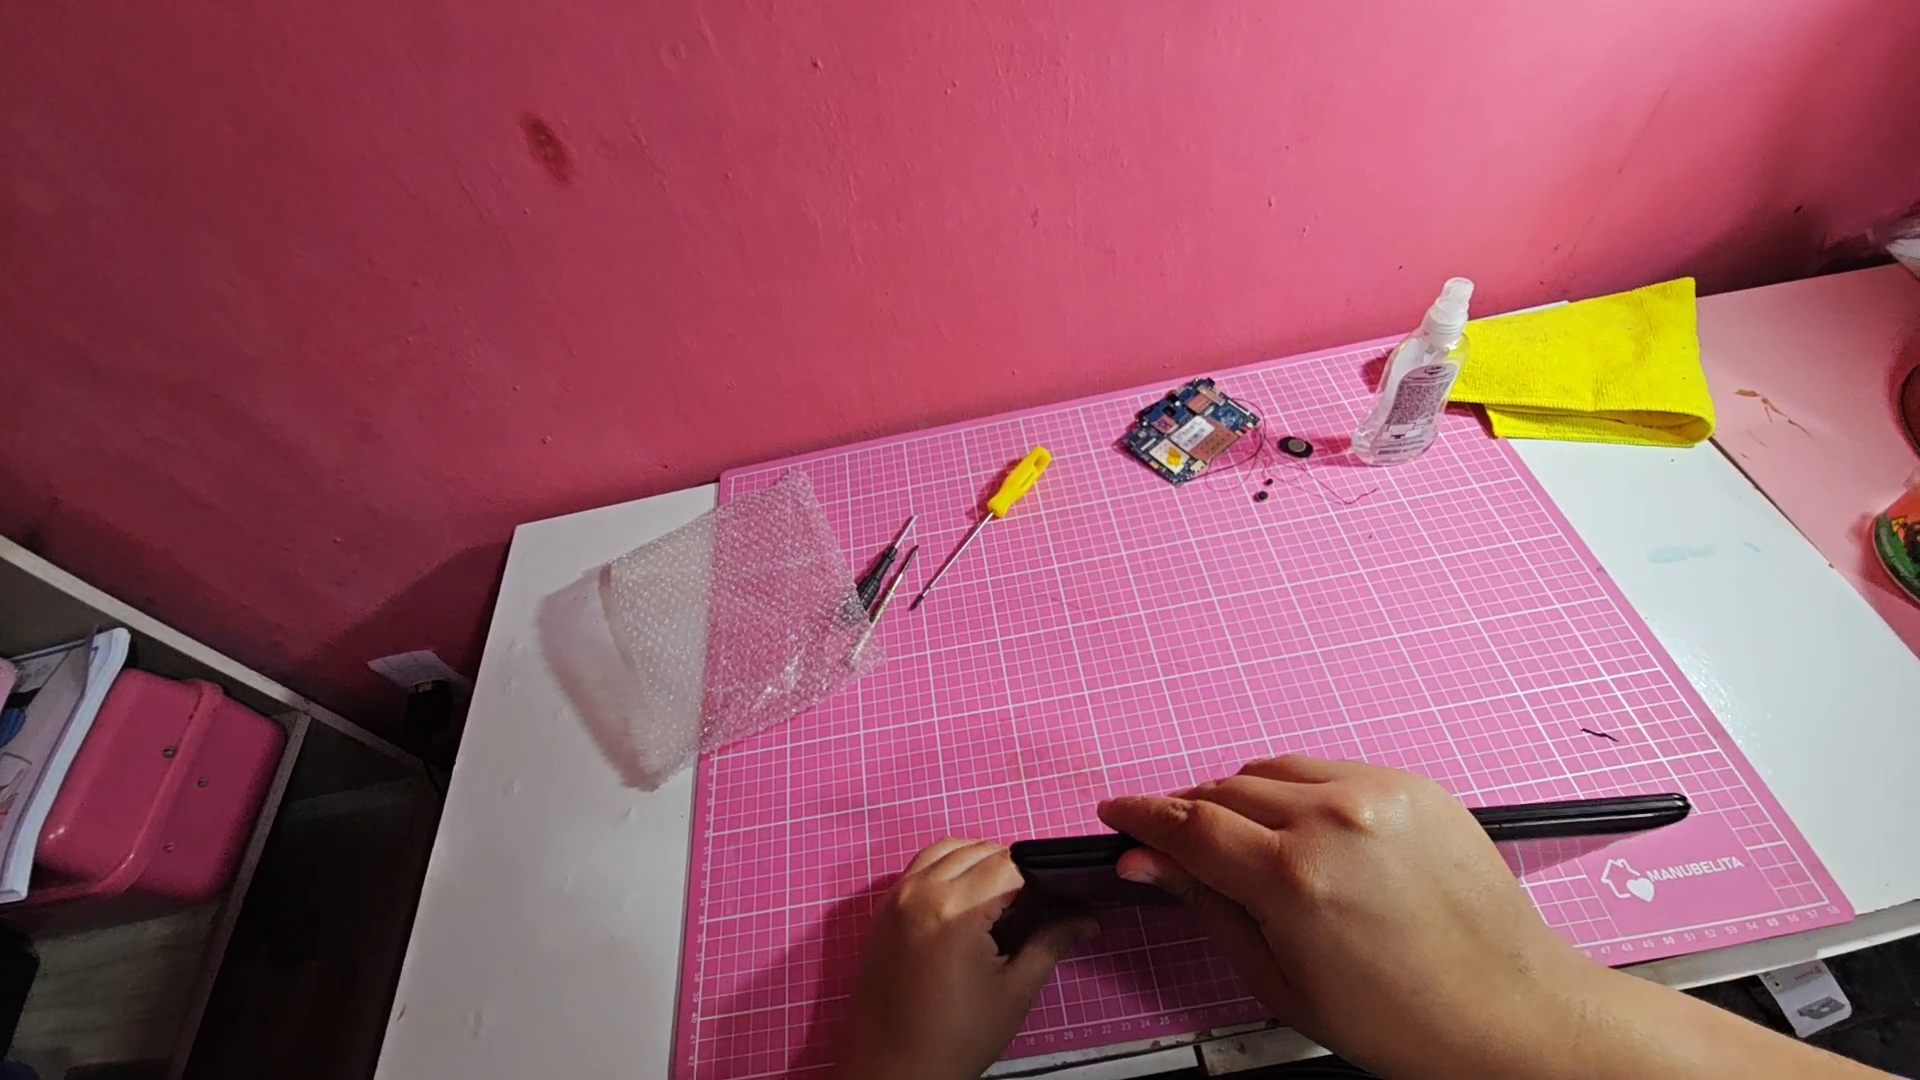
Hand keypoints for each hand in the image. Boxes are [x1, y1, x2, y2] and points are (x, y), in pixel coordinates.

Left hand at [839, 839, 1097, 1079]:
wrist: (891, 1074)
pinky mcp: (882, 906)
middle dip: (1008, 869)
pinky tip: (959, 902)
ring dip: (975, 861)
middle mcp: (922, 890)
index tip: (1050, 899)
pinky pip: (919, 866)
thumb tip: (1085, 920)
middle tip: (1025, 907)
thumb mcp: (1013, 992)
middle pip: (978, 850)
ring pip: (947, 849)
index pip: (1008, 864)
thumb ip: (1049, 943)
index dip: (1036, 878)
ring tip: (993, 902)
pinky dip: (944, 868)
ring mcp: (897, 895)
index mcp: (956, 910)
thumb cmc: (954, 1040)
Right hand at [1098, 757, 1595, 1079]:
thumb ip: (1204, 903)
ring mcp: (1374, 792)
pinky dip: (1293, 791)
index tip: (1117, 814)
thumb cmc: (1400, 1019)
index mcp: (1295, 879)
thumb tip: (1144, 859)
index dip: (1142, 816)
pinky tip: (1308, 831)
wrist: (1518, 1014)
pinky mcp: (1405, 781)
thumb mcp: (1280, 979)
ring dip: (1242, 799)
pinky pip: (1317, 766)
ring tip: (1258, 846)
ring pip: (1263, 769)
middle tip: (1188, 848)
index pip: (1188, 825)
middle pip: (1221, 790)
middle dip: (1193, 815)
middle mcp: (1332, 820)